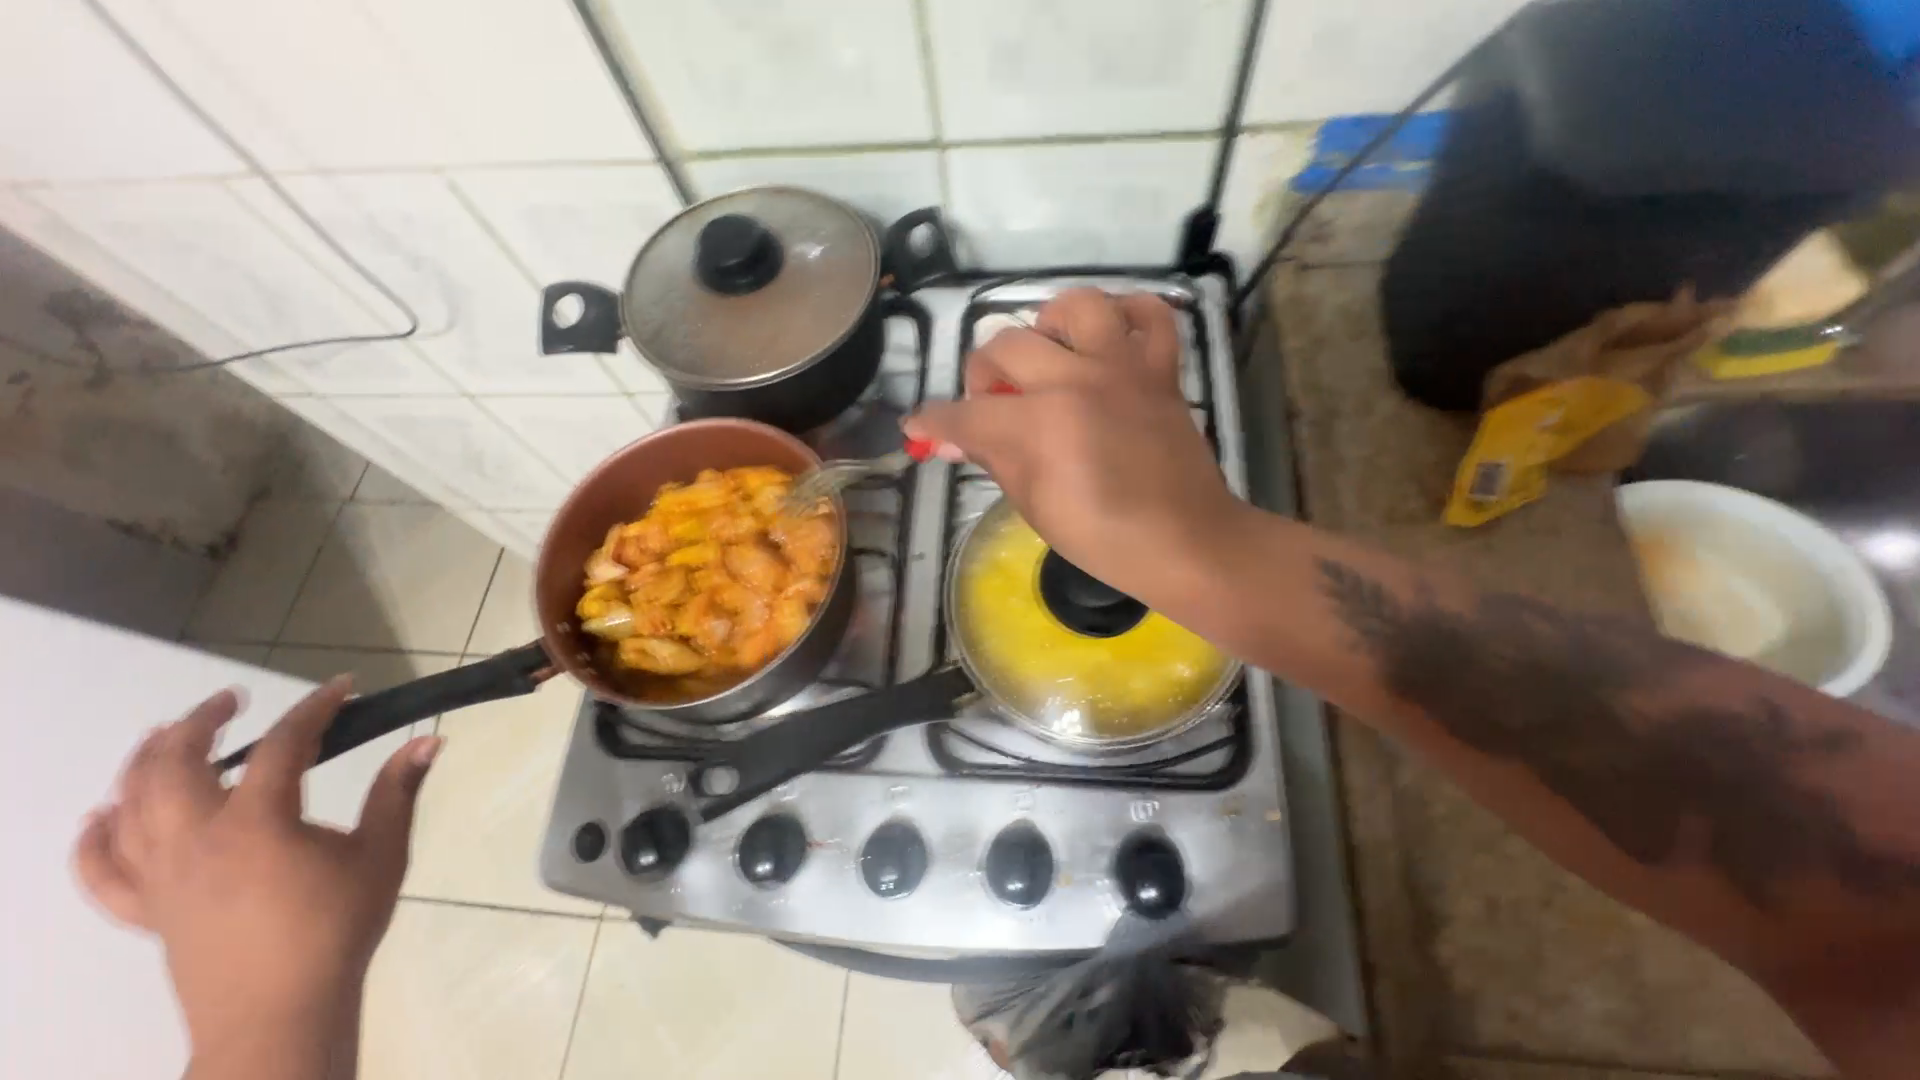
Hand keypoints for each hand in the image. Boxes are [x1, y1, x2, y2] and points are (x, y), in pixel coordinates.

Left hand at [72, 678, 439, 1054]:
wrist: (281, 1012)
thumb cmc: (338, 927)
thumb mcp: (382, 854)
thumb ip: (398, 793)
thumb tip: (429, 741)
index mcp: (257, 823)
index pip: (281, 745)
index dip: (314, 709)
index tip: (343, 688)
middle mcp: (195, 840)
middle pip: (173, 763)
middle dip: (200, 720)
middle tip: (232, 699)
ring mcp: (161, 877)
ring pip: (128, 805)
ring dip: (142, 762)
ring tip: (165, 735)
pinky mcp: (146, 910)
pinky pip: (100, 871)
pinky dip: (94, 839)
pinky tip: (101, 815)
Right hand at [905, 287, 1245, 602]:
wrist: (1183, 541)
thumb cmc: (1102, 538)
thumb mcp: (1033, 505)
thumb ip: (991, 458)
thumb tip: (946, 439)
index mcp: (1039, 425)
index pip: (965, 413)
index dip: (932, 420)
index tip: (919, 425)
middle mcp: (1077, 381)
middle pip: (1007, 345)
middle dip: (983, 375)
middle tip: (992, 404)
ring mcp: (1123, 369)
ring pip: (1078, 306)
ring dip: (1050, 324)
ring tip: (1049, 352)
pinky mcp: (1161, 370)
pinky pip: (1151, 315)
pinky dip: (1129, 315)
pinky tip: (1110, 337)